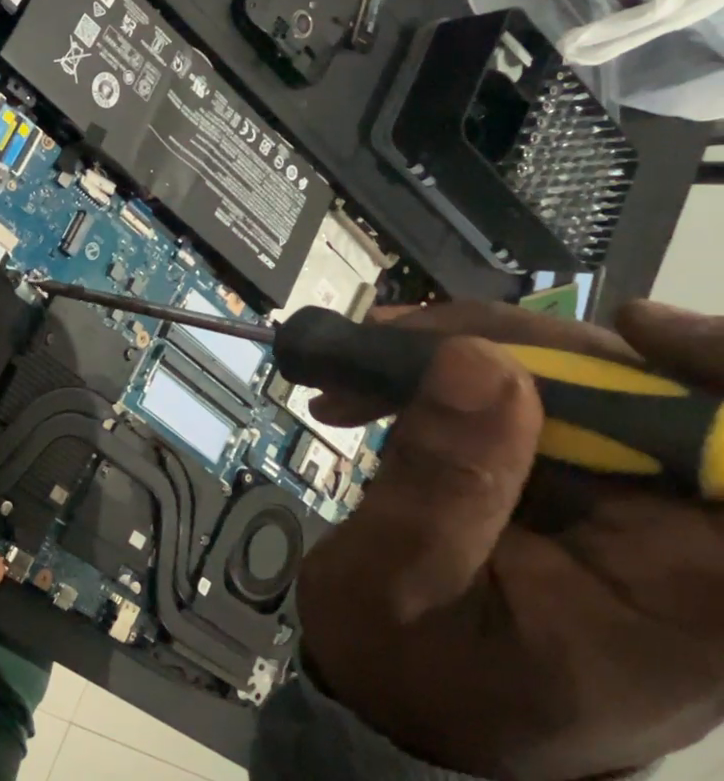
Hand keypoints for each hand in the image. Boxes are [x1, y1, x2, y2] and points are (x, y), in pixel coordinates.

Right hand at [298, 299, 723, 779]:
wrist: (412, 712)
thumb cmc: (412, 675)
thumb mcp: (395, 587)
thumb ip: (442, 486)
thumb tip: (475, 361)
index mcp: (700, 587)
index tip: (633, 328)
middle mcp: (697, 535)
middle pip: (654, 396)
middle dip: (516, 349)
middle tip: (383, 340)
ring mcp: (643, 504)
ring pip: (586, 381)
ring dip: (463, 357)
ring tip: (352, 368)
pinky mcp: (587, 480)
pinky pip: (538, 399)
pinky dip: (449, 379)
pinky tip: (377, 388)